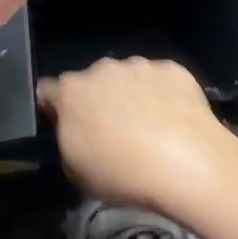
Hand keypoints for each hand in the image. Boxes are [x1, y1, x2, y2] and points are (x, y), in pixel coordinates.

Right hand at [38, 58, 237, 212]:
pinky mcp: (173, 69)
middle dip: (96, 100)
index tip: (66, 128)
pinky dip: (162, 95)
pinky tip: (174, 121)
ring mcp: (139, 65)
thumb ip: (67, 141)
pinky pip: (160, 80)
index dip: (55, 109)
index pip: (48, 92)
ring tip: (149, 128)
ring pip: (126, 78)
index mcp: (70, 91)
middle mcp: (100, 69)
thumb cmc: (123, 173)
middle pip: (90, 82)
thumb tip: (74, 130)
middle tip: (112, 132)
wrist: (189, 165)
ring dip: (129, 95)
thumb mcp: (75, 171)